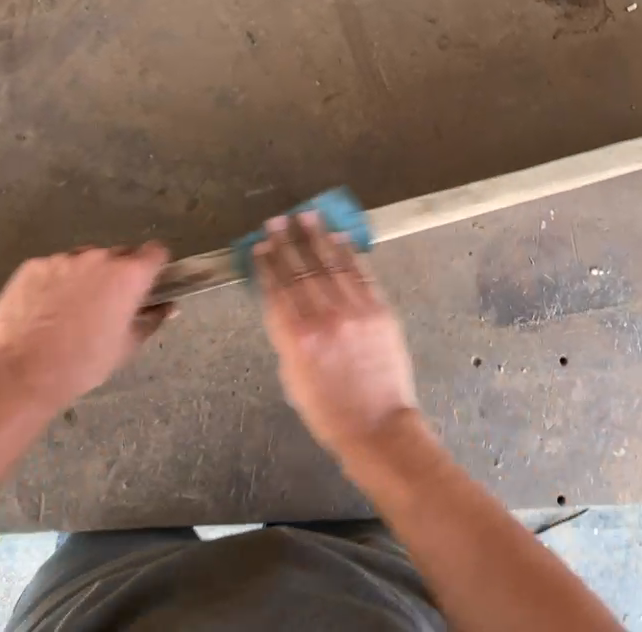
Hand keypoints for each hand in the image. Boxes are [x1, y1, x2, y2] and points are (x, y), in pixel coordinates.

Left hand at [0, 244, 173, 410]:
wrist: (20, 375)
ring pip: (84, 260)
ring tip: (70, 309)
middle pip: (119, 255)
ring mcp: (63, 259)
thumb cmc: (83, 363)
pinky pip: (54, 267)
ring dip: (86, 276)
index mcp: (129, 274)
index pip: (156, 251)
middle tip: (106, 304)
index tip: (147, 284)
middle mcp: (99, 257)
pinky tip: (44, 309)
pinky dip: (55, 282)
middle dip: (118, 274)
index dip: (154, 266)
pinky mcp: (33, 266)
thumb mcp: (127, 347)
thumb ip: (152, 320)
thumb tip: (168, 307)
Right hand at [254, 214, 420, 458]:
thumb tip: (287, 308)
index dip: (268, 264)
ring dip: (318, 237)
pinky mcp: (380, 311)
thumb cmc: (328, 412)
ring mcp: (355, 311)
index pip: (277, 290)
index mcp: (296, 339)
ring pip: (332, 264)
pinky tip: (340, 238)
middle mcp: (324, 318)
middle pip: (301, 270)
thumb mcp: (292, 378)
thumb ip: (288, 338)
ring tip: (308, 215)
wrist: (378, 426)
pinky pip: (361, 274)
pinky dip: (349, 254)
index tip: (261, 244)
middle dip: (288, 241)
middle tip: (279, 219)